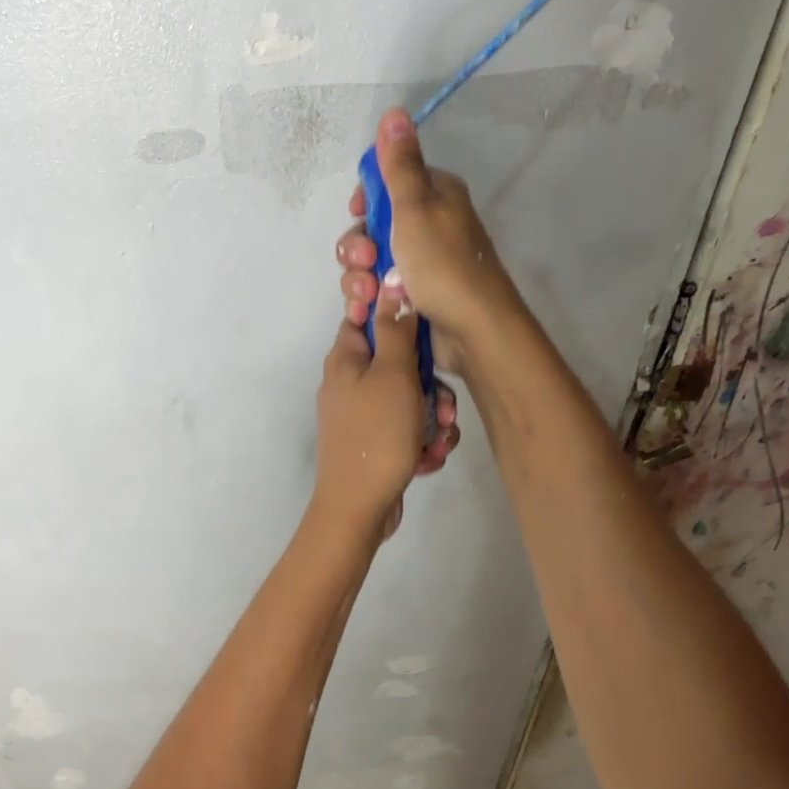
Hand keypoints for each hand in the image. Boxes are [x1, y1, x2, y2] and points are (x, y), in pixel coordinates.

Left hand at [312, 284, 458, 538]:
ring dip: (433, 417)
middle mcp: (350, 382)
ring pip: (412, 398)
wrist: (359, 508)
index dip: (399, 313)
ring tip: (438, 438)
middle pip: (401, 361)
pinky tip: (430, 457)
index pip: (369, 315)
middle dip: (431, 383)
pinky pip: (408, 428)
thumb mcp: (393, 375)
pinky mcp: (376, 443)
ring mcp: (363, 415)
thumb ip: (397, 328)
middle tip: (442, 404)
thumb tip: (394, 281)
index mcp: (346, 358)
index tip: (427, 325)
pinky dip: (423, 441)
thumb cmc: (376, 434)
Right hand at [336, 108, 524, 375]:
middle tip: (366, 264)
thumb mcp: (416, 206)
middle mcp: (426, 226)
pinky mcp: (411, 297)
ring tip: (369, 296)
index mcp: (434, 197)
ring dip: (358, 278)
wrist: (472, 329)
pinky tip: (368, 311)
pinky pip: (376, 291)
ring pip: (368, 263)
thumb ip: (400, 164)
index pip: (386, 183)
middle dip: (357, 247)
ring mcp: (418, 265)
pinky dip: (368, 299)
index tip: (357, 213)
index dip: (365, 199)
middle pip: (370, 226)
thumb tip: (395, 112)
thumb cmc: (443, 264)